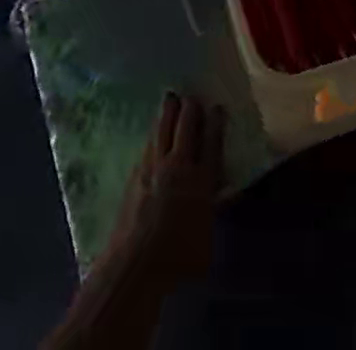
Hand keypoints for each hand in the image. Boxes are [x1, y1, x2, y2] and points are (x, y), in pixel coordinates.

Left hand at [41, 94, 224, 349]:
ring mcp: (154, 167)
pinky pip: (148, 144)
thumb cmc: (179, 258)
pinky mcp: (136, 173)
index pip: (212, 144)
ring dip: (168, 112)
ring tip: (170, 97)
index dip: (215, 124)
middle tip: (192, 96)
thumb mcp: (208, 239)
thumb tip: (219, 197)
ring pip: (162, 130)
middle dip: (190, 109)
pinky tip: (154, 129)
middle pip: (185, 128)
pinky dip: (154, 132)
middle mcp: (178, 167)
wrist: (136, 260)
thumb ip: (213, 212)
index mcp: (201, 182)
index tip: (217, 107)